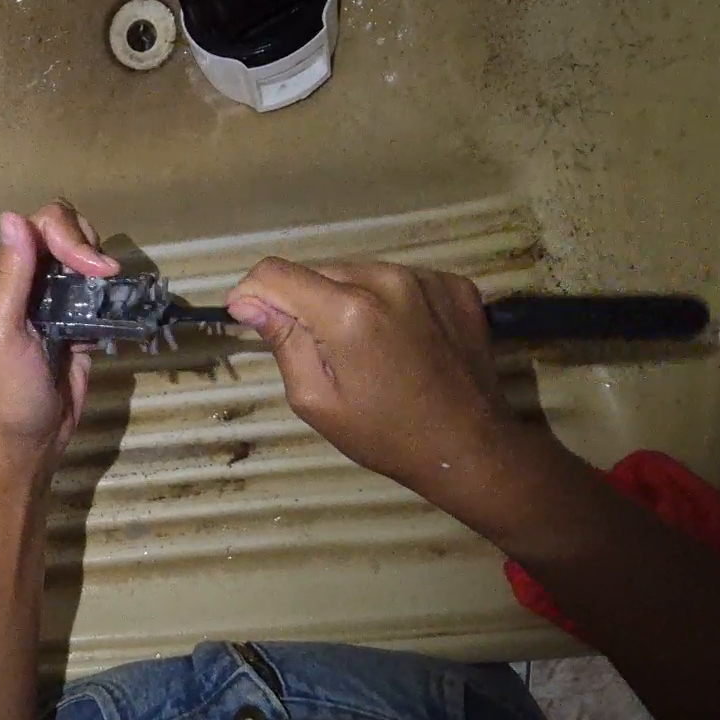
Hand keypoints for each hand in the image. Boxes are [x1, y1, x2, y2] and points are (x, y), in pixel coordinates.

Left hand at [0, 201, 118, 461]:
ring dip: (102, 269)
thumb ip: (11, 275)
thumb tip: (12, 215)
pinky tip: (113, 316)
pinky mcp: (77, 321)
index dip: (70, 237)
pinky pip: (97, 293)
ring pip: (84, 258)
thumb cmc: (9, 388)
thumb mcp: (2, 331)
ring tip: (110, 295)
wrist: (29, 439)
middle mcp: (26, 278)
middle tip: (105, 277)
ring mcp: (53, 300)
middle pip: (64, 231)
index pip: (40, 224)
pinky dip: (110, 297)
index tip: (95, 269)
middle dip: (89, 245)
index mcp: (1, 273)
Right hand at [226, 257, 520, 490]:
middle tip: (316, 351)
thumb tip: (246, 303)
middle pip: (315, 271)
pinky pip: (395, 279)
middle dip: (300, 302)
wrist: (472, 448)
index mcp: (347, 311)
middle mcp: (386, 279)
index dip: (251, 293)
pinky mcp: (453, 284)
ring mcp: (426, 277)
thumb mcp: (315, 399)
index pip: (273, 273)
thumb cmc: (384, 434)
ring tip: (361, 346)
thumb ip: (282, 342)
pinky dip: (382, 301)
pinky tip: (397, 339)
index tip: (250, 319)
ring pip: (354, 272)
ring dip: (341, 299)